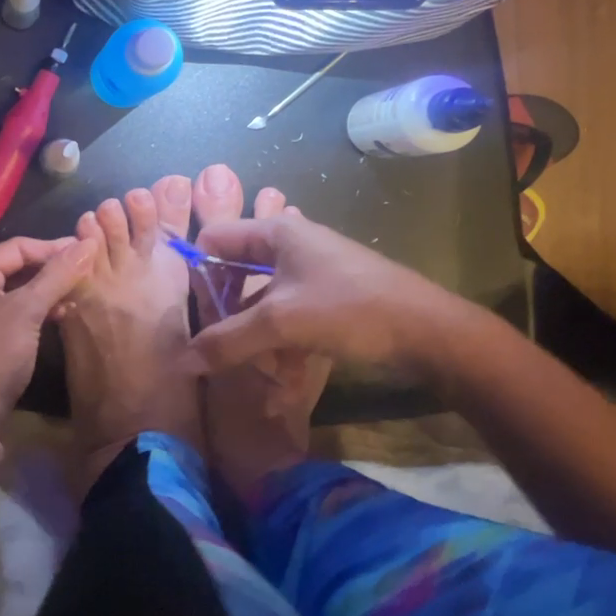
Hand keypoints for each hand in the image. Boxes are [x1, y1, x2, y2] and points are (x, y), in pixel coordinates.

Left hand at [0, 236, 97, 429]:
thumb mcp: (27, 311)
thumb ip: (56, 276)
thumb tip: (86, 244)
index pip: (18, 247)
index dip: (53, 247)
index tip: (86, 251)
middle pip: (16, 265)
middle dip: (51, 268)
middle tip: (86, 271)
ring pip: (16, 288)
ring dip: (46, 289)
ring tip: (79, 293)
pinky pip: (12, 307)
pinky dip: (35, 307)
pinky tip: (61, 314)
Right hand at [190, 211, 476, 378]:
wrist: (433, 332)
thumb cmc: (349, 310)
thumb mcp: (280, 324)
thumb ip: (227, 341)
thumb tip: (183, 361)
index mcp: (276, 232)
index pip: (214, 238)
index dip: (199, 271)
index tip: (194, 311)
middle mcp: (292, 243)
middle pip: (238, 274)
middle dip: (231, 316)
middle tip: (223, 349)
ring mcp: (313, 270)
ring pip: (265, 302)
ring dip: (259, 340)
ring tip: (266, 377)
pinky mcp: (331, 297)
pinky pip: (291, 317)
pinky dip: (285, 346)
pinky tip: (289, 383)